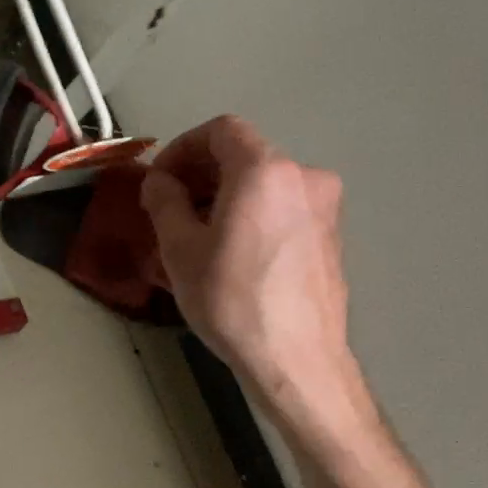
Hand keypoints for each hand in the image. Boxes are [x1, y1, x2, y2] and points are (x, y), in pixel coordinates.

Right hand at [139, 116, 350, 394]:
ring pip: (261, 181)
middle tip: (166, 207)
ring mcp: (323, 206)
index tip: (158, 181)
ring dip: (221, 194)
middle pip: (243, 154)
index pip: (221, 130)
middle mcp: (303, 177)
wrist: (295, 357)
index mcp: (265, 172)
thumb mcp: (178, 247)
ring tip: (192, 232)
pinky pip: (280, 205)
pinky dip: (248, 211)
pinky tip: (227, 249)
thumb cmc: (230, 298)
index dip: (181, 147)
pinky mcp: (329, 233)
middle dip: (198, 173)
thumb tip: (158, 182)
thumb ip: (164, 201)